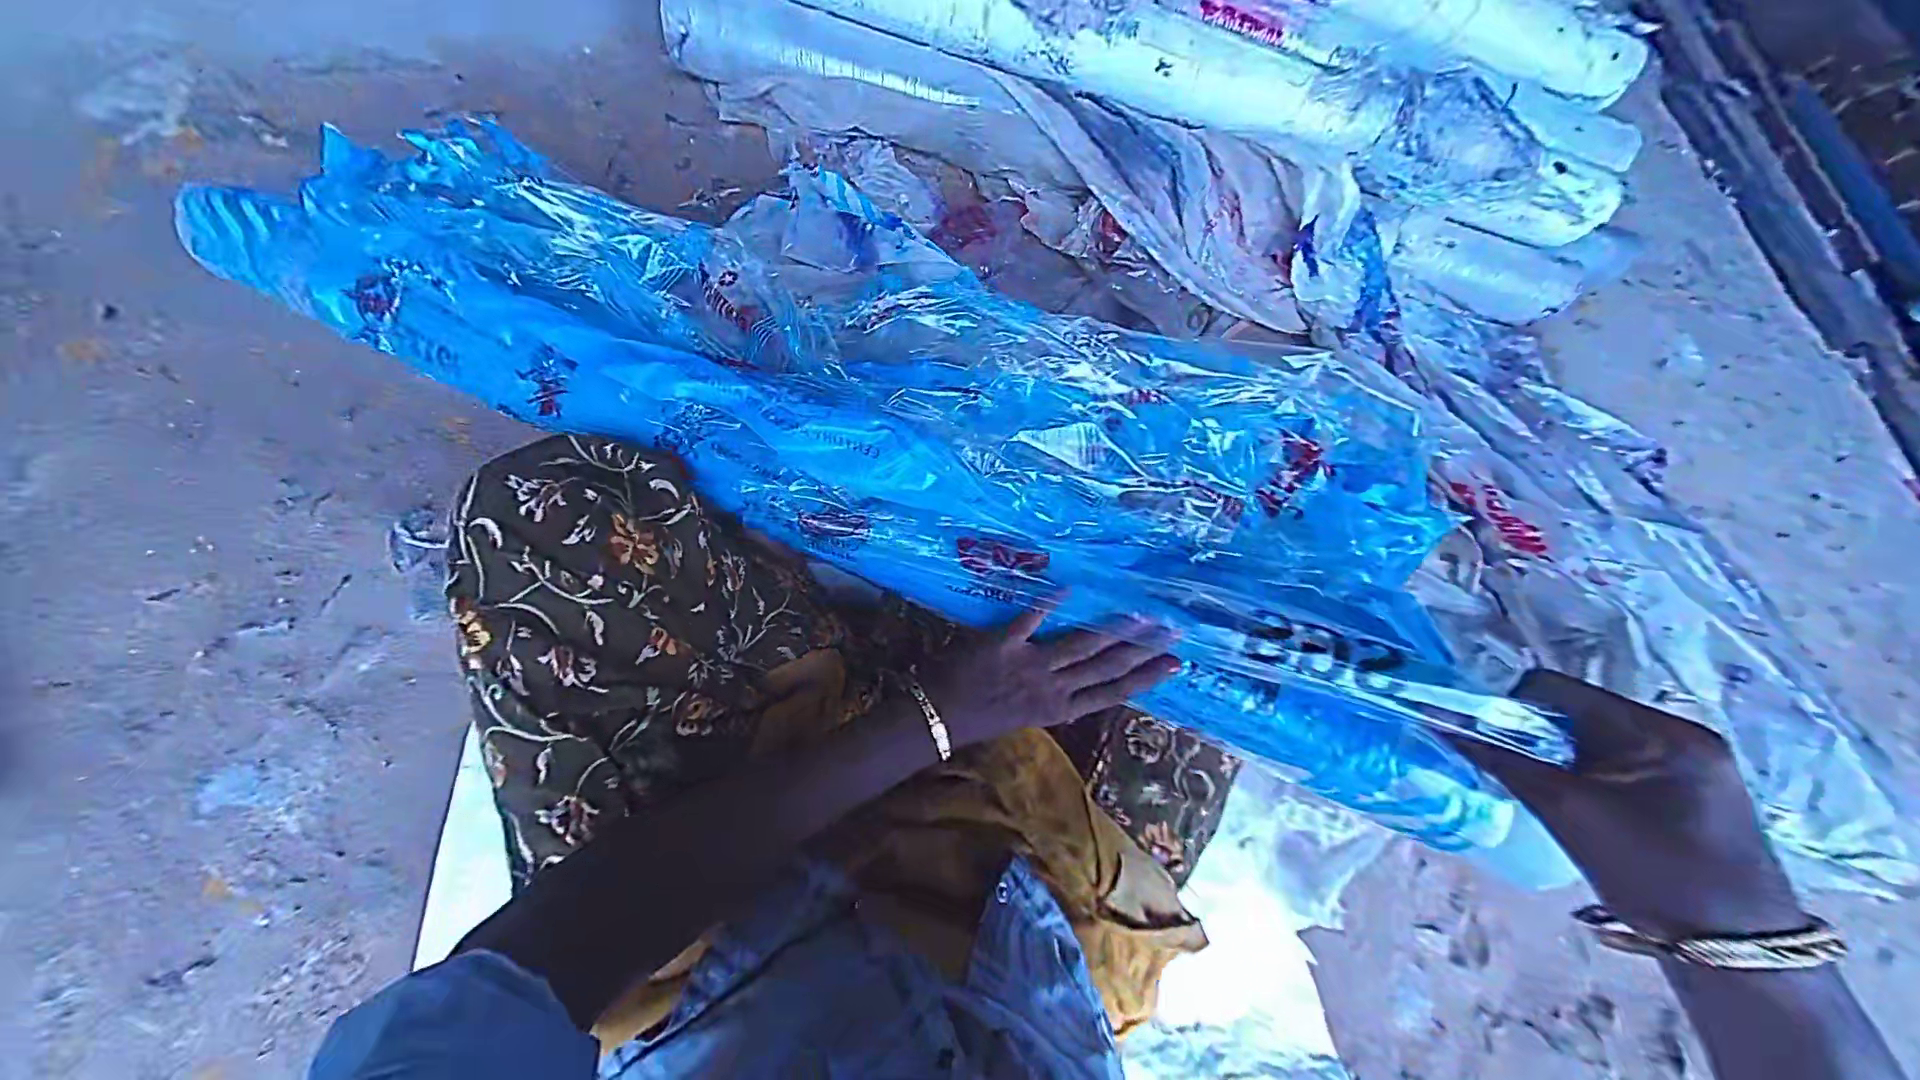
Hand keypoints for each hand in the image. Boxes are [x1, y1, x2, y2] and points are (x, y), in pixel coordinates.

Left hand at [918, 602, 1182, 749]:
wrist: (937, 717)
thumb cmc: (982, 717)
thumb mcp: (1028, 715)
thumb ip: (1056, 697)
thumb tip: (1084, 680)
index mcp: (1058, 709)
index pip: (1113, 693)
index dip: (1146, 678)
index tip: (1174, 664)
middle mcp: (1051, 689)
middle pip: (1108, 668)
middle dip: (1144, 650)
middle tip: (1174, 631)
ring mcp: (1029, 666)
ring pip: (1082, 645)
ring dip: (1115, 629)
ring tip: (1142, 615)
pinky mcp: (1003, 644)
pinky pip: (1031, 618)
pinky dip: (1050, 603)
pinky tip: (1071, 588)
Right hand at [1452, 670, 1803, 939]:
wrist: (1736, 950)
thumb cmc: (1650, 871)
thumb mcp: (1564, 810)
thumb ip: (1501, 760)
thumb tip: (1444, 725)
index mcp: (1658, 730)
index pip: (1556, 687)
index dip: (1509, 707)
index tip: (1490, 741)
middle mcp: (1678, 732)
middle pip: (1572, 709)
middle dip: (1532, 734)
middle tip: (1516, 770)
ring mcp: (1688, 759)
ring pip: (1587, 734)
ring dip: (1553, 754)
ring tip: (1545, 790)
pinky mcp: (1686, 784)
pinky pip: (1610, 756)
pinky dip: (1578, 770)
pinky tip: (1574, 801)